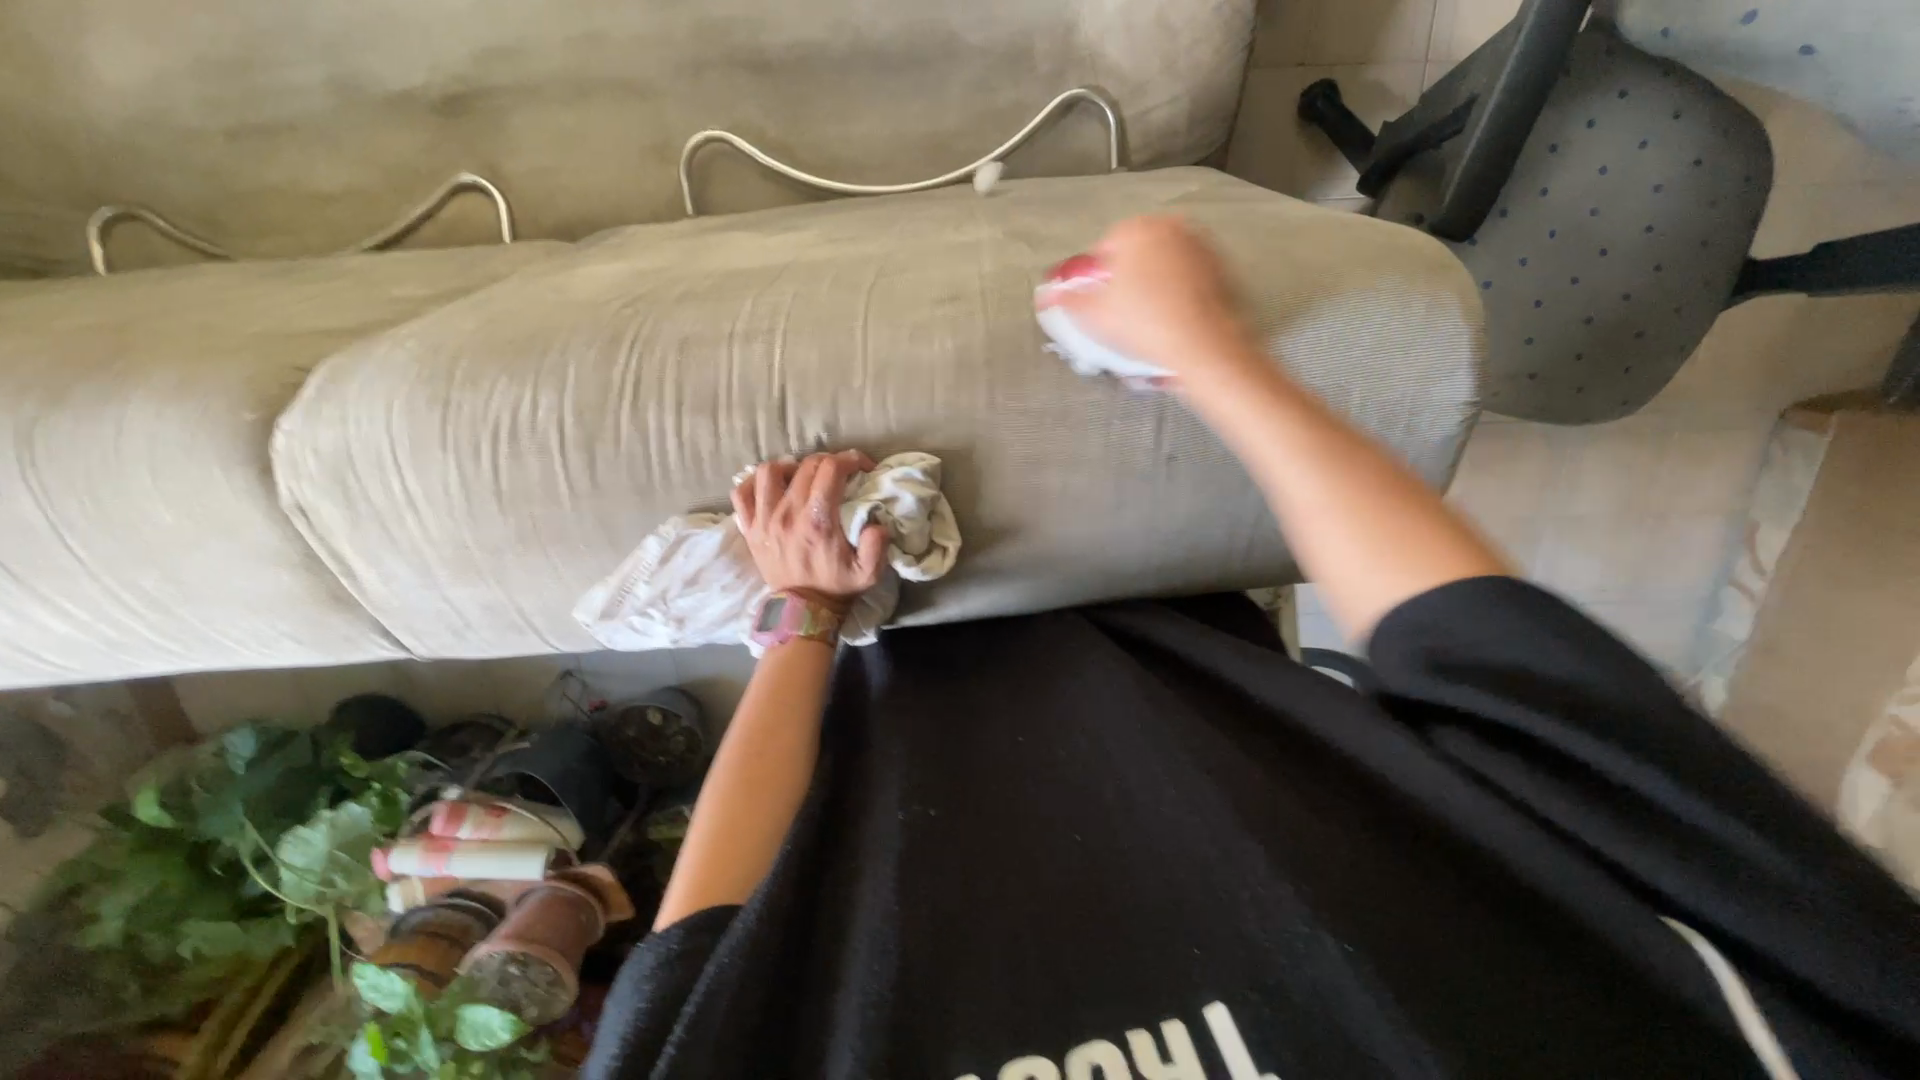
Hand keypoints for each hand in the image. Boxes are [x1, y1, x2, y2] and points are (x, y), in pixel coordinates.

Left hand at [731, 451, 887, 613]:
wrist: (803, 611)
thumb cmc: (836, 588)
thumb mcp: (868, 573)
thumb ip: (877, 546)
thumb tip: (876, 523)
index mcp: (818, 521)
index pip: (831, 469)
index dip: (850, 459)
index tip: (862, 466)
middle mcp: (788, 514)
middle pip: (805, 466)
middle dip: (828, 461)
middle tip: (839, 472)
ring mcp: (764, 520)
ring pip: (769, 472)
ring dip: (789, 467)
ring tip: (802, 476)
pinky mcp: (750, 528)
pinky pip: (742, 493)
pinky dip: (753, 484)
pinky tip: (771, 487)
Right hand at [1038, 215, 1267, 392]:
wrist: (1204, 348)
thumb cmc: (1144, 326)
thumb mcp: (1092, 316)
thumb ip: (1064, 301)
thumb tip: (1046, 295)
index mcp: (1136, 228)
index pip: (1103, 250)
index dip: (1095, 281)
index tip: (1098, 306)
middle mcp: (1171, 226)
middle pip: (1136, 254)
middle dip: (1126, 279)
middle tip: (1121, 315)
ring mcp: (1202, 245)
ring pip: (1163, 266)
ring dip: (1152, 287)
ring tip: (1147, 321)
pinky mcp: (1225, 269)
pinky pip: (1189, 279)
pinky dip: (1179, 294)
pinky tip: (1173, 322)